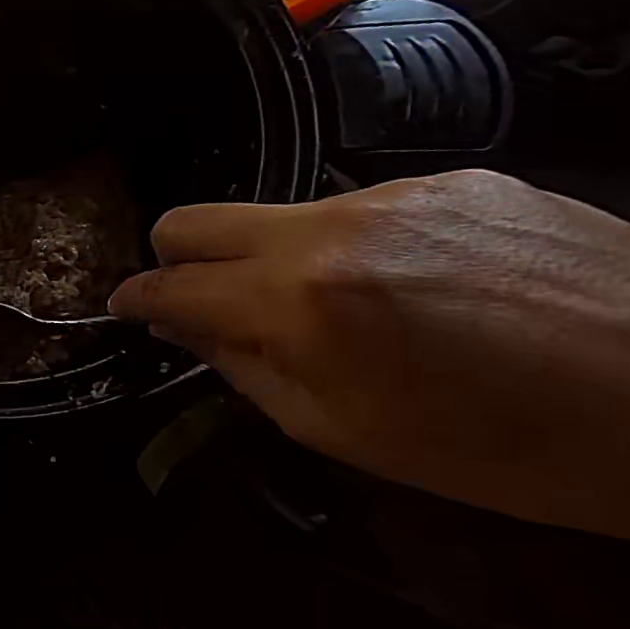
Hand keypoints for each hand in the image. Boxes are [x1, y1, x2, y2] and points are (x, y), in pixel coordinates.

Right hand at [109, 170, 629, 550]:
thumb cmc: (502, 448)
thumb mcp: (335, 427)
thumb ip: (238, 363)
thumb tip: (184, 323)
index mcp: (295, 300)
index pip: (169, 283)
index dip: (135, 299)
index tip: (127, 308)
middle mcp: (328, 230)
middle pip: (192, 219)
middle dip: (175, 257)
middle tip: (201, 297)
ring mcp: (393, 195)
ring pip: (276, 215)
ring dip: (273, 257)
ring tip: (339, 304)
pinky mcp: (454, 179)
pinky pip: (357, 209)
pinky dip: (350, 245)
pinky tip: (413, 282)